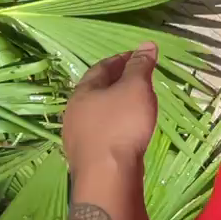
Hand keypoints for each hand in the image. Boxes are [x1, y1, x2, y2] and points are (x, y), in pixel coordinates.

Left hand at [63, 42, 158, 178]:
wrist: (107, 174)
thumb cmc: (122, 124)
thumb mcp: (136, 87)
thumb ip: (141, 65)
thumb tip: (146, 44)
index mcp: (83, 93)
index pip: (102, 66)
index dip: (123, 58)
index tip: (143, 56)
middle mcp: (74, 111)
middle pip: (98, 88)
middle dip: (120, 79)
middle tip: (144, 76)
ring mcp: (77, 134)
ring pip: (99, 109)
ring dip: (118, 100)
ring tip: (140, 100)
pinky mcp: (86, 151)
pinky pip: (102, 126)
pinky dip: (117, 119)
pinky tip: (130, 125)